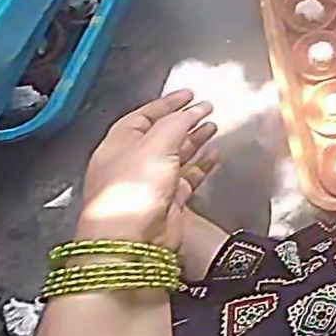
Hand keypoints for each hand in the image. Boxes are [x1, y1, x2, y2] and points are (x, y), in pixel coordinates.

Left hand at [77, 90, 216, 248]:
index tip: (189, 94)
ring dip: (196, 139)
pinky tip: (216, 154)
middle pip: (162, 134)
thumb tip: (196, 109)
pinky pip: (189, 176)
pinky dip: (203, 164)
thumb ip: (177, 122)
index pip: (144, 116)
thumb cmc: (135, 189)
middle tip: (207, 108)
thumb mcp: (156, 145)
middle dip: (184, 120)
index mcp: (119, 145)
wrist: (133, 241)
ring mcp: (152, 182)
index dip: (167, 103)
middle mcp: (133, 162)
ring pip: (177, 154)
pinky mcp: (169, 200)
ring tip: (214, 126)